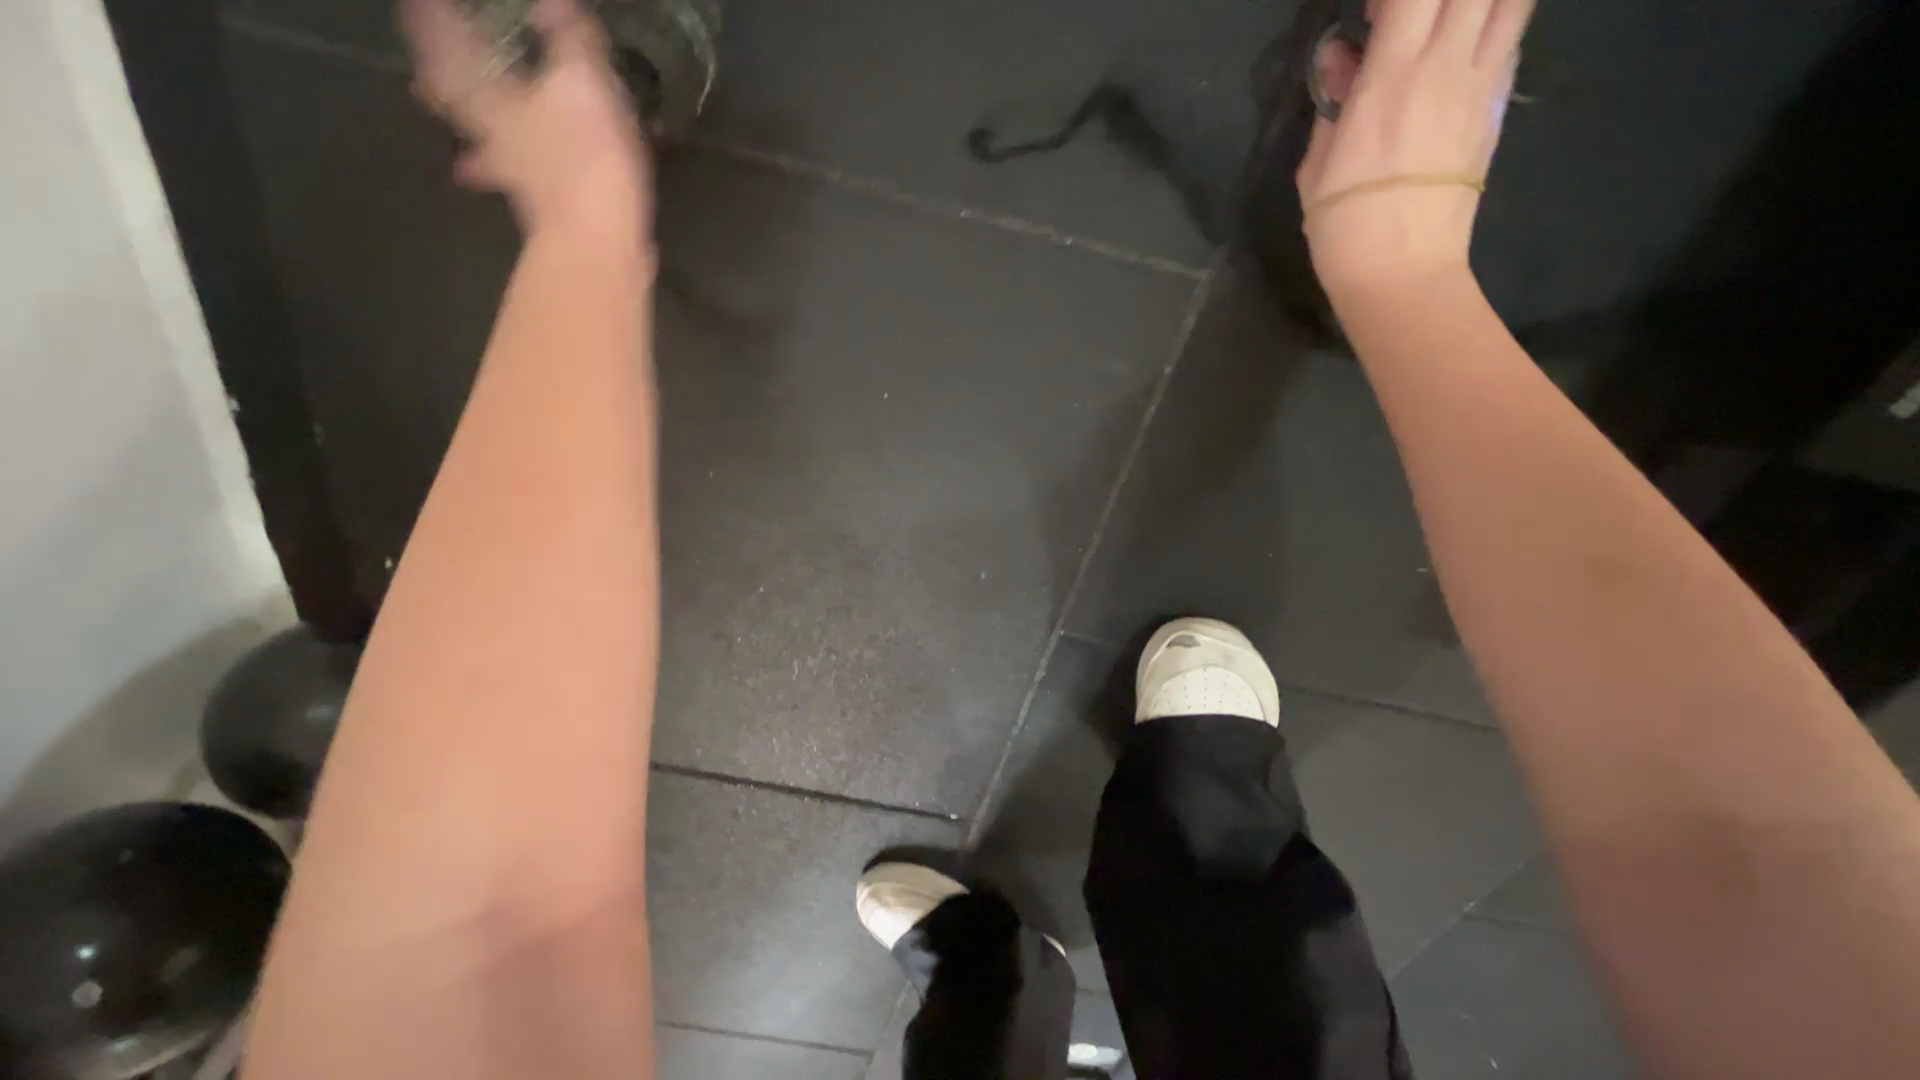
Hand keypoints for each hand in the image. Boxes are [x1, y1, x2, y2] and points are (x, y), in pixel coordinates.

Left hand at [399, 0, 649, 231]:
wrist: (600, 244)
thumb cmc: (586, 160)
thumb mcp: (584, 84)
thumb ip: (568, 36)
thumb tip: (549, 0)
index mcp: (486, 96)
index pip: (446, 41)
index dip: (431, 16)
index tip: (415, 2)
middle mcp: (487, 133)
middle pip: (449, 94)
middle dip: (438, 71)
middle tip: (424, 56)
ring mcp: (510, 172)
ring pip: (475, 136)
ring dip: (463, 118)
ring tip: (449, 105)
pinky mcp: (539, 202)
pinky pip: (508, 168)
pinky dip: (499, 161)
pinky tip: (508, 165)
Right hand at [1296, 0, 1534, 296]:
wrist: (1403, 273)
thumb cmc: (1345, 227)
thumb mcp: (1317, 168)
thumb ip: (1333, 103)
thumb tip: (1340, 60)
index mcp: (1389, 79)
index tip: (1370, 12)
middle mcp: (1444, 67)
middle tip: (1402, 17)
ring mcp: (1480, 86)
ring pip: (1508, 2)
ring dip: (1476, 4)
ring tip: (1442, 24)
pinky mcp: (1496, 109)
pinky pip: (1510, 39)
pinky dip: (1491, 27)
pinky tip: (1460, 51)